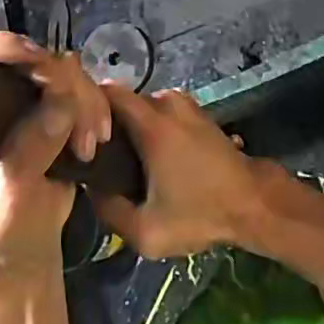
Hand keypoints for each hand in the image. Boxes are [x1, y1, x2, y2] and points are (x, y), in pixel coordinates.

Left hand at [0, 32, 112, 270]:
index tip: (35, 60)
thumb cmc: (5, 230)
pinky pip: (82, 86)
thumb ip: (30, 153)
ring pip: (63, 69)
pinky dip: (96, 105)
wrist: (30, 251)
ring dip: (85, 101)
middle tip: (80, 120)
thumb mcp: (10, 200)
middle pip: (29, 57)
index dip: (0, 46)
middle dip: (62, 84)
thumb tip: (60, 108)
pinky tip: (100, 133)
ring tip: (90, 143)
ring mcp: (25, 99)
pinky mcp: (55, 105)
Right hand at [92, 87, 277, 257]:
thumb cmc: (199, 213)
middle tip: (95, 153)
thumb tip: (91, 188)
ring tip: (120, 159)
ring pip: (143, 107)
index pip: (110, 93)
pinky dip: (149, 127)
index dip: (88, 106)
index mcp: (153, 124)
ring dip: (131, 127)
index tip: (74, 131)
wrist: (249, 201)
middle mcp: (167, 104)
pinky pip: (161, 111)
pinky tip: (146, 156)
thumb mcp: (147, 230)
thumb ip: (110, 210)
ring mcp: (184, 104)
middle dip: (108, 122)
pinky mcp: (196, 112)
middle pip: (125, 102)